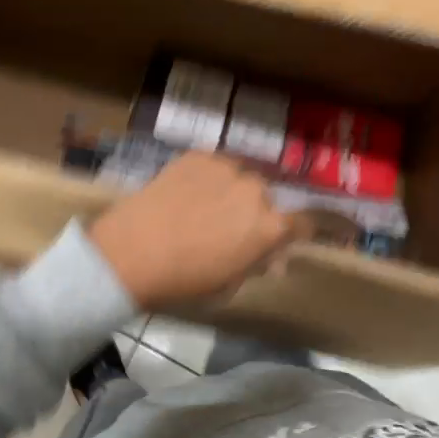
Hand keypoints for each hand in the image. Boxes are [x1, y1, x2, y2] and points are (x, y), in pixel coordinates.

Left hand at [88, 153, 308, 309]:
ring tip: (204, 205)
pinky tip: (187, 192)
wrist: (134, 250)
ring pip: (239, 176)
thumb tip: (272, 258)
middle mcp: (256, 189)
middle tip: (230, 225)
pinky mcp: (199, 155)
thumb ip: (256, 263)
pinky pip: (212, 164)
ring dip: (231, 189)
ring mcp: (226, 167)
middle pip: (265, 196)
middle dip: (254, 210)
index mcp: (270, 225)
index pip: (303, 222)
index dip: (298, 229)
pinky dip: (206, 176)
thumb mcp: (230, 282)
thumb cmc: (185, 279)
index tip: (287, 235)